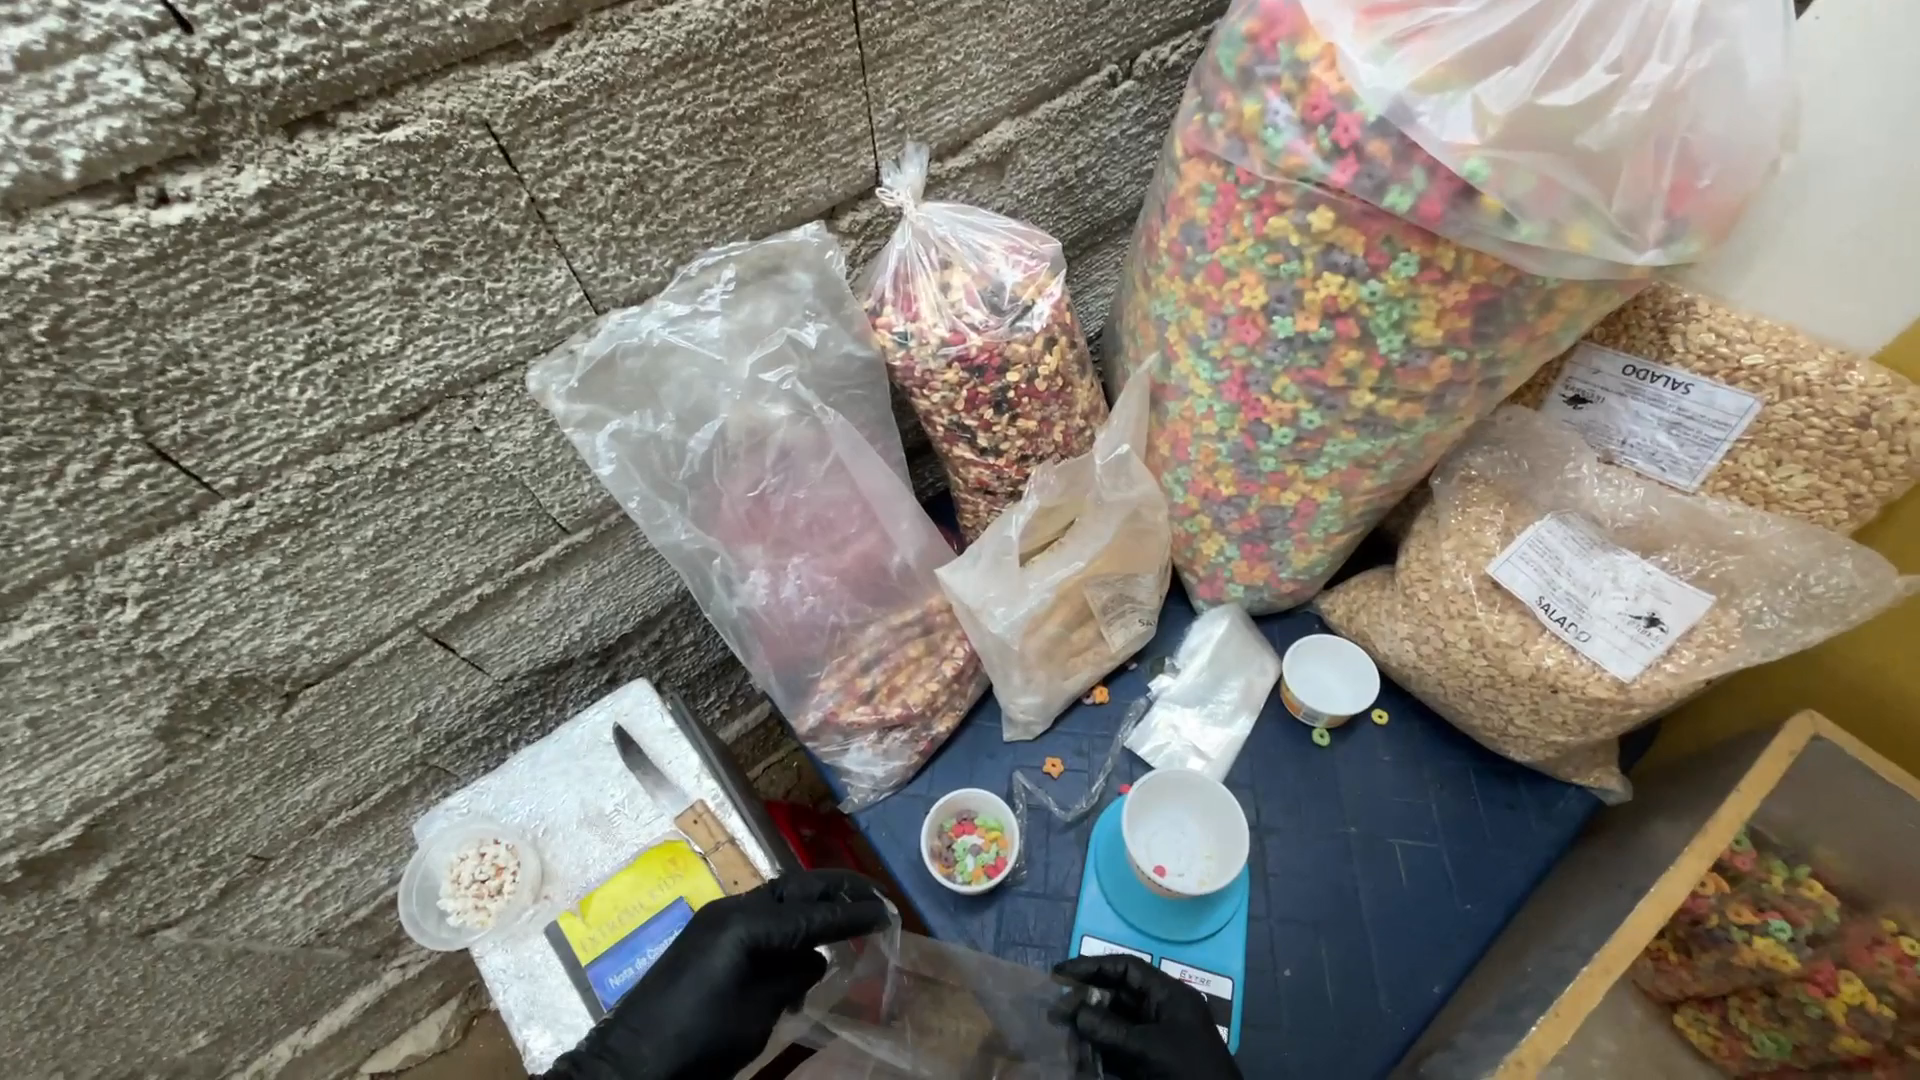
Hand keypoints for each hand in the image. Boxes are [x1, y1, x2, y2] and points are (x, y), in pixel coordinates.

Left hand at [543, 869, 889, 1079]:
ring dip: (813, 905)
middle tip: (874, 896)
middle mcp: (733, 909)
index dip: (853, 915)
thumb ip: (793, 977)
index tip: (888, 911)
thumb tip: (814, 959)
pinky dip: (787, 925)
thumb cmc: (698, 1045)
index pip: (813, 914)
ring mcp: (718, 919)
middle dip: (838, 890)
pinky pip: (759, 917)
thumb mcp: (757, 1015)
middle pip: (797, 887)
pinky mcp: (708, 934)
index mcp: (746, 924)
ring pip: (779, 898)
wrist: (626, 1067)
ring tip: (847, 916)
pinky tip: (803, 945)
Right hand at [1051, 954, 1242, 1079]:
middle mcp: (1164, 1009)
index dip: (1093, 966)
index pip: (1127, 968)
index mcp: (1170, 995)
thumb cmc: (1189, 1072)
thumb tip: (1074, 1011)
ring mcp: (1160, 1036)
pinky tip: (1081, 1051)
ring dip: (1092, 1023)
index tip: (1062, 973)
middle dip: (1089, 996)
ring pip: (1118, 1020)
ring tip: (1064, 1027)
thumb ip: (1109, 1029)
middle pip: (1120, 992)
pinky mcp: (1154, 1061)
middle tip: (1057, 1003)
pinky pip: (1122, 1046)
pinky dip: (1102, 1047)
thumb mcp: (1148, 1049)